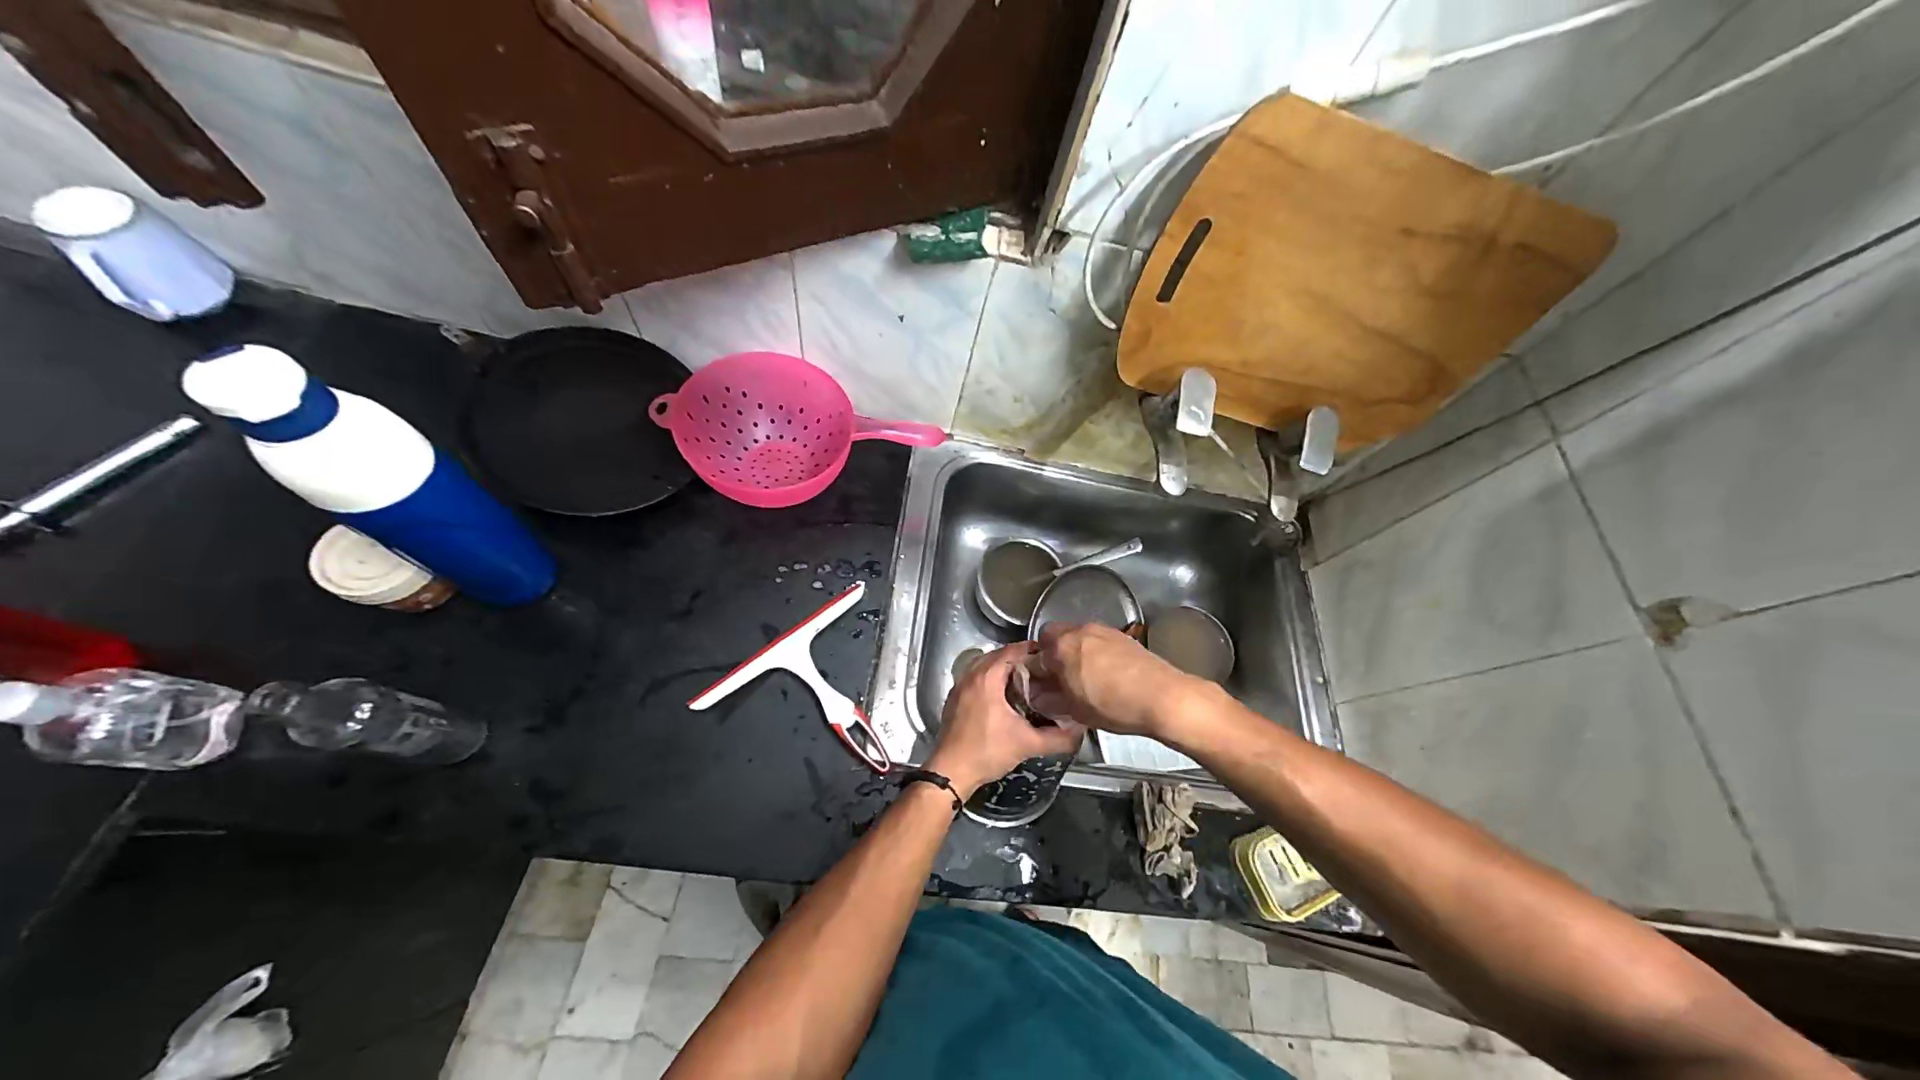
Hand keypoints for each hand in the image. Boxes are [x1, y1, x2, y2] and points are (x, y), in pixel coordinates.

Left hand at [925, 643, 1083, 799]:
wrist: (951, 772)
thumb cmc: (987, 752)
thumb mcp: (1028, 744)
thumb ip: (1058, 737)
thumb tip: (1080, 731)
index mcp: (987, 678)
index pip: (1012, 651)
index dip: (1032, 649)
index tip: (1050, 655)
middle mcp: (970, 676)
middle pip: (998, 656)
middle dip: (1019, 659)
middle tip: (1042, 668)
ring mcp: (960, 687)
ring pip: (985, 667)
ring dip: (1004, 669)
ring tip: (1026, 680)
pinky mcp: (955, 700)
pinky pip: (976, 679)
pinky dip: (991, 680)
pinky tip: (1004, 696)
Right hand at [1030, 623, 1199, 737]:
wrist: (1163, 697)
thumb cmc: (1115, 705)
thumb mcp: (1075, 710)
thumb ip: (1051, 699)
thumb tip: (1040, 696)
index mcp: (1061, 647)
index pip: (1034, 656)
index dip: (1034, 672)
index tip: (1039, 686)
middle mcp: (1079, 631)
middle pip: (1053, 636)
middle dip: (1052, 654)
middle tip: (1058, 678)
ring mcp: (1103, 630)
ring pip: (1076, 636)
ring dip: (1074, 651)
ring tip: (1083, 678)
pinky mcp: (1122, 636)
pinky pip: (1096, 640)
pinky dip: (1093, 652)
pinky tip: (1104, 674)